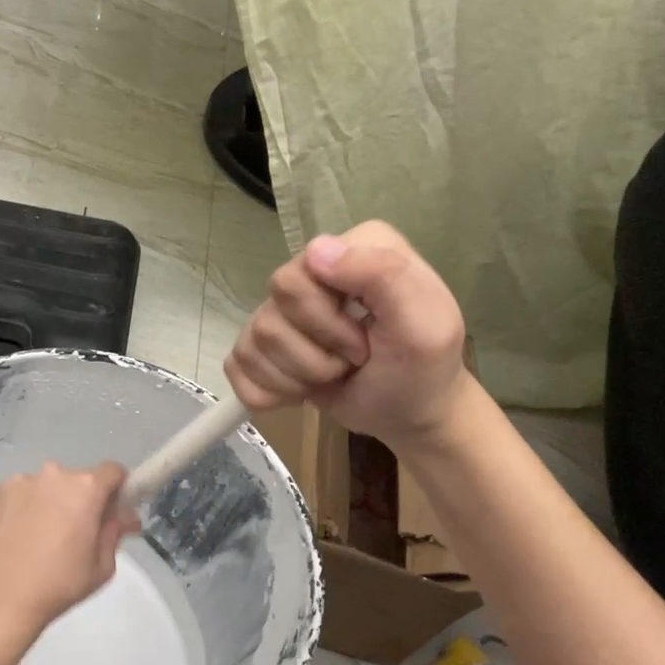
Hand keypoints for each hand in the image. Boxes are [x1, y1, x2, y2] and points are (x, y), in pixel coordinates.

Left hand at [0, 463, 139, 631]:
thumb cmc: (58, 584)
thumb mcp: (102, 566)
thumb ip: (115, 532)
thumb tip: (123, 517)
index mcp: (83, 488)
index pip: (113, 472)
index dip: (118, 491)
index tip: (112, 513)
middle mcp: (50, 475)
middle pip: (75, 480)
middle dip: (80, 501)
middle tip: (75, 534)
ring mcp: (16, 482)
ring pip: (43, 487)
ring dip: (48, 503)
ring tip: (39, 538)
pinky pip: (15, 496)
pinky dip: (19, 509)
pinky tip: (15, 537)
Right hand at [224, 220, 470, 447]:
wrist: (408, 415)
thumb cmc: (422, 370)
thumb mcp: (426, 322)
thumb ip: (384, 275)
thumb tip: (315, 252)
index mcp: (349, 249)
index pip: (294, 275)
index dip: (325, 319)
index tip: (367, 336)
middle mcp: (307, 271)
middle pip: (269, 314)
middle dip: (313, 353)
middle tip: (353, 359)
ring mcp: (277, 311)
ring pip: (254, 345)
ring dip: (300, 377)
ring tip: (334, 375)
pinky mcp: (257, 347)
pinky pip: (237, 367)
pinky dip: (272, 392)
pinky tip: (301, 391)